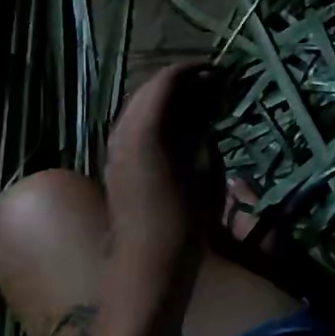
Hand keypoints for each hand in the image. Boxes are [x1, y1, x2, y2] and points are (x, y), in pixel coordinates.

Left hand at [103, 62, 219, 292]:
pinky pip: (134, 126)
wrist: (149, 265)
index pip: (166, 82)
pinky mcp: (116, 165)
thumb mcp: (206, 171)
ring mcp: (115, 149)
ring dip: (166, 98)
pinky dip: (156, 117)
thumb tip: (205, 108)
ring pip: (138, 107)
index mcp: (146, 130)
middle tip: (212, 82)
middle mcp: (123, 132)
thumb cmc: (186, 220)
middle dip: (179, 81)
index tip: (219, 70)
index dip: (193, 70)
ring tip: (199, 100)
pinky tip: (178, 127)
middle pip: (148, 90)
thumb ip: (203, 133)